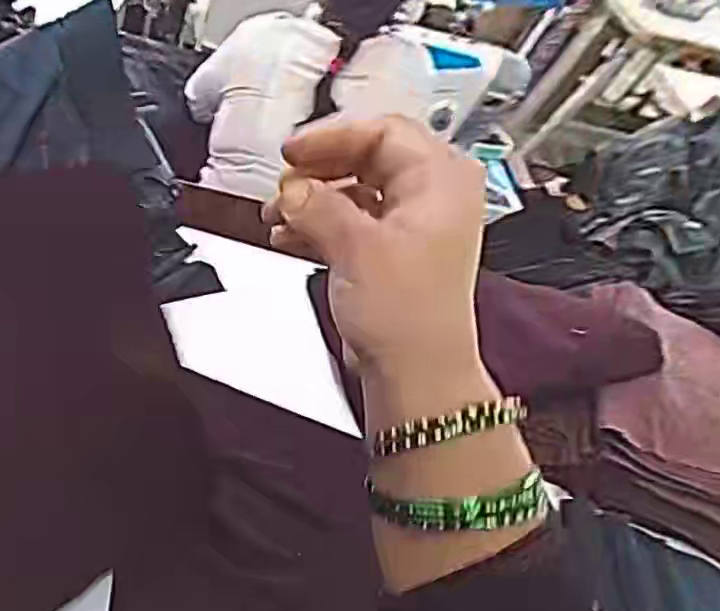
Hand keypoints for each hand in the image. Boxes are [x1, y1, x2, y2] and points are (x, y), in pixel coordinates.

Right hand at [263, 114, 485, 382]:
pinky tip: (293, 235)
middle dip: (317, 173)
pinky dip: (321, 227)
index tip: (292, 152)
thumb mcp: (357, 248)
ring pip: (355, 195)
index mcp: (440, 179)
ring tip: (279, 214)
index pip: (381, 133)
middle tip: (282, 184)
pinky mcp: (390, 258)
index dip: (330, 139)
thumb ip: (318, 208)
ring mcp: (411, 229)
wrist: (413, 369)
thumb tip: (291, 189)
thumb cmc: (408, 316)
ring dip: (314, 203)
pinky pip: (352, 226)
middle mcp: (431, 198)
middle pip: (367, 162)